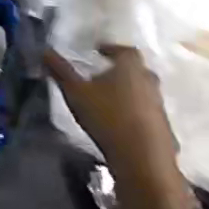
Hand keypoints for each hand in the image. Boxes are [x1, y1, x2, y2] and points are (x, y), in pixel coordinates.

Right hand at [46, 46, 178, 180]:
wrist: (143, 159)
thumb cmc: (107, 116)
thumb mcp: (75, 92)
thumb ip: (60, 71)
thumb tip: (44, 50)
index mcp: (130, 68)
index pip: (125, 50)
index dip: (111, 49)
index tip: (97, 51)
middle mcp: (149, 83)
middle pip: (138, 71)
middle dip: (122, 71)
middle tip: (104, 75)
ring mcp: (159, 107)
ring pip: (144, 93)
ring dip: (129, 94)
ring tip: (109, 101)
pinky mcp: (164, 130)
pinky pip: (148, 116)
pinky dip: (136, 115)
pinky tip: (121, 126)